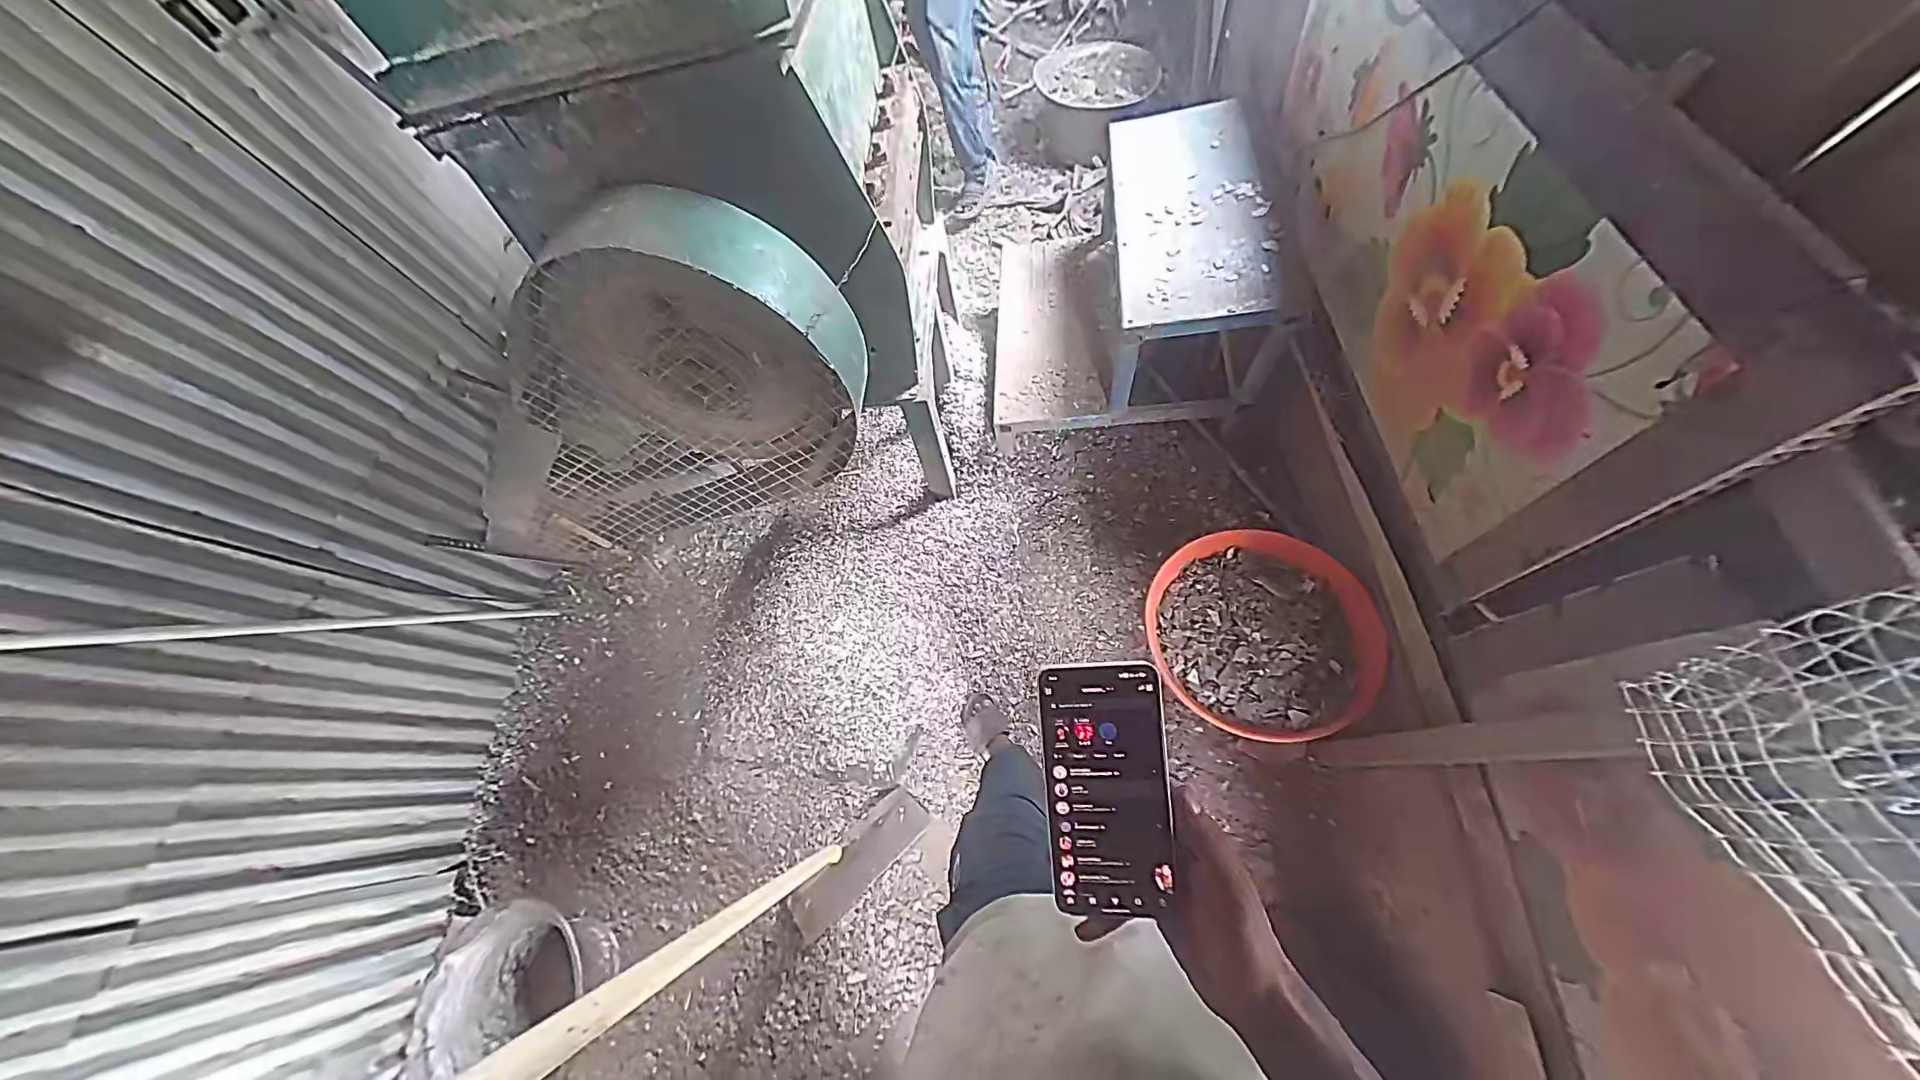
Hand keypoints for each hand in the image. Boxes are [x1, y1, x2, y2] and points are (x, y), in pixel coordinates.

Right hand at [1072, 786, 1289, 1020]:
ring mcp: (1169, 883)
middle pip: (1140, 830)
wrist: (1250, 998)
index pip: (1166, 804)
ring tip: (1076, 869)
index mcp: (1202, 843)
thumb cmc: (1249, 942)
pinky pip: (1125, 896)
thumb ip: (1208, 840)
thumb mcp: (1229, 885)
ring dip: (1102, 865)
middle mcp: (1183, 858)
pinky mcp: (1158, 908)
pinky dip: (1105, 905)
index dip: (1141, 789)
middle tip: (1079, 821)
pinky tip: (1090, 917)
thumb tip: (1185, 793)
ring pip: (1128, 861)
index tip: (1109, 780)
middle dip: (1110, 825)